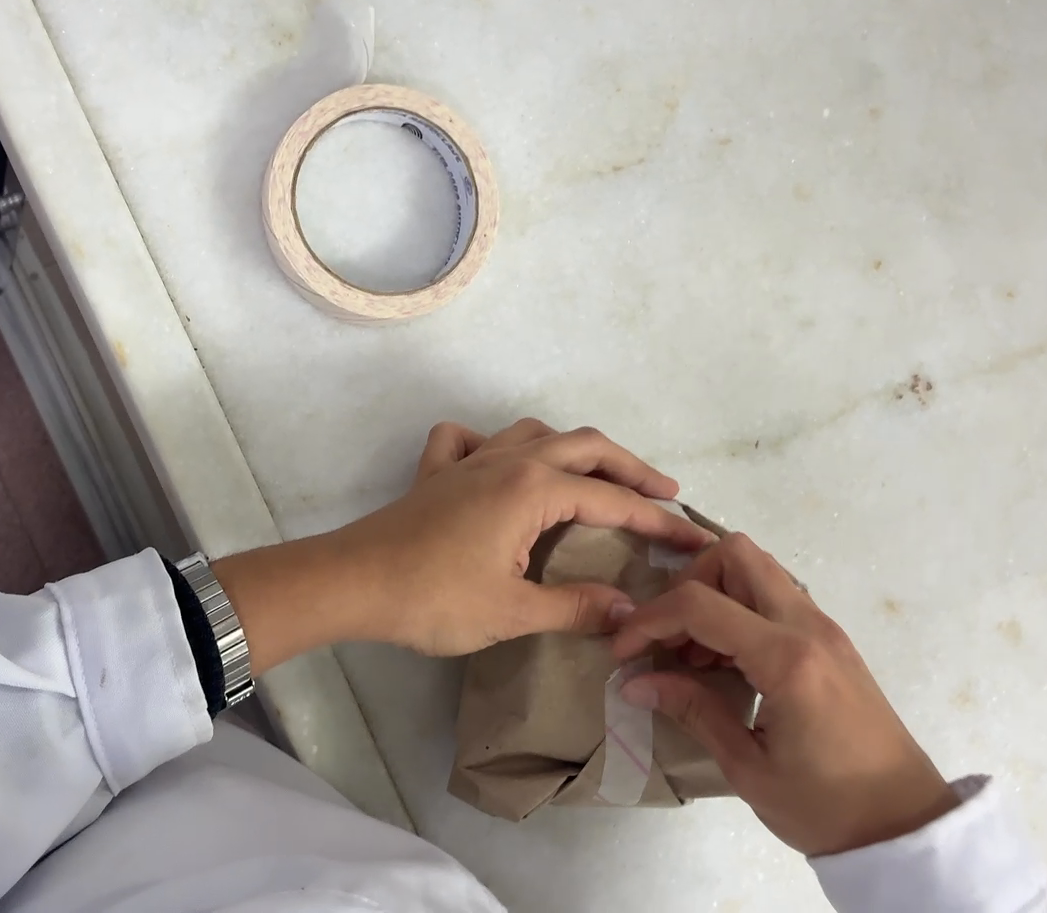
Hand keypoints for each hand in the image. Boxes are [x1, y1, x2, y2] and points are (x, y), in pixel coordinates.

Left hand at [212, 419, 715, 670]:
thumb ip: (576, 607)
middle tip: (663, 493)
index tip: (692, 539)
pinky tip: (494, 463)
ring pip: (531, 434)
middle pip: (582, 446)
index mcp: (532, 489)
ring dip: (570, 449)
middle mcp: (505, 460)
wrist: (355, 582)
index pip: (610, 499)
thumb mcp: (512, 612)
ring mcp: (467, 460)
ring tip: (594, 477)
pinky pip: (466, 439)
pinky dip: (487, 442)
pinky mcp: (436, 472)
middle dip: (628, 467)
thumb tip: (629, 609)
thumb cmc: (434, 599)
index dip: (656, 520)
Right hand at [612, 534, 958, 855]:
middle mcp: (808, 627)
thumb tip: (633, 681)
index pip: (699, 603)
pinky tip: (726, 661)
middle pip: (735, 554)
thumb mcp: (747, 767)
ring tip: (695, 653)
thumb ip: (691, 709)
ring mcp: (825, 629)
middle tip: (671, 631)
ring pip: (756, 567)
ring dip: (714, 592)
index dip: (649, 619)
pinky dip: (738, 608)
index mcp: (787, 659)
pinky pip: (773, 595)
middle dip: (688, 581)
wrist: (909, 833)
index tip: (624, 651)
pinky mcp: (830, 641)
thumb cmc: (827, 808)